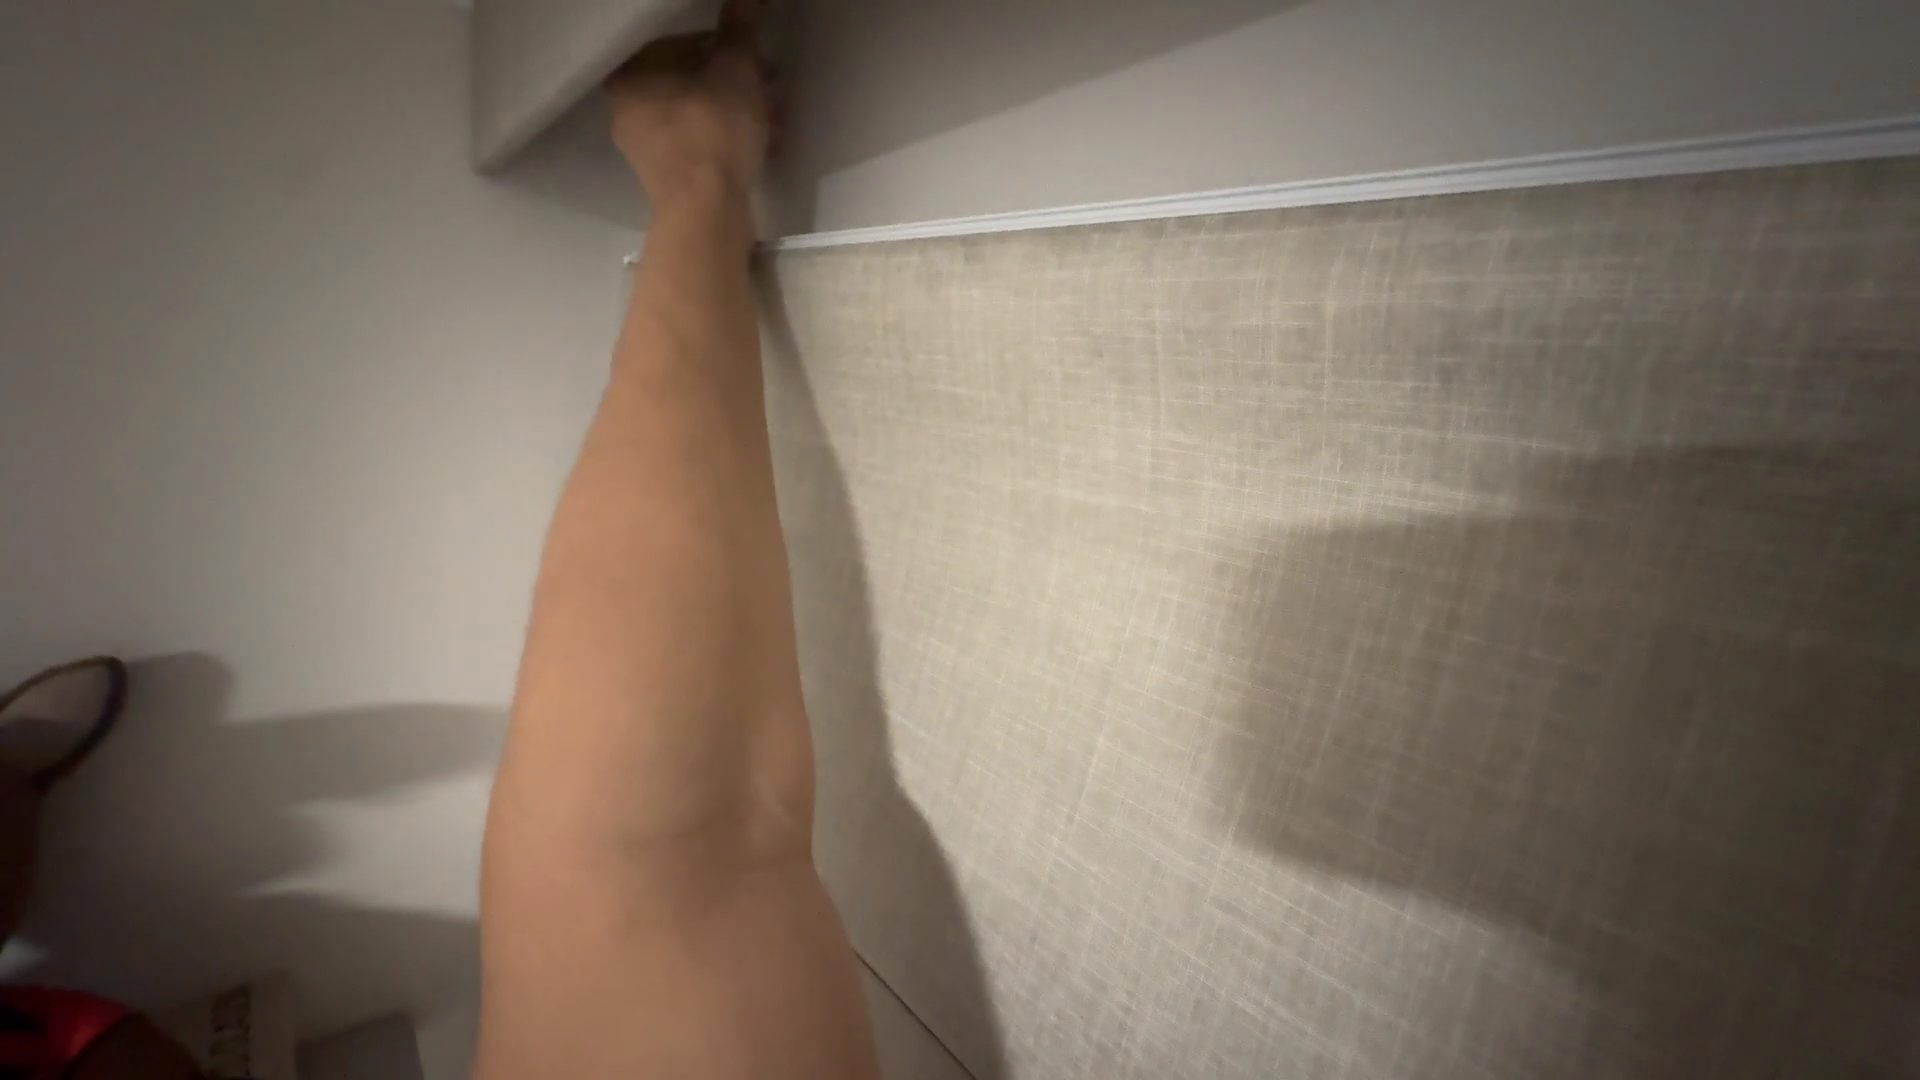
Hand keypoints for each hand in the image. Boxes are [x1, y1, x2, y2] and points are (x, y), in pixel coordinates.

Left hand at [606, 0, 771, 206]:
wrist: (707, 214)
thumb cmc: (713, 133)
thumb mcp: (735, 71)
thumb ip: (741, 31)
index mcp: (631, 74)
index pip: (681, 44)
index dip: (725, 46)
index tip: (756, 58)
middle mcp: (630, 112)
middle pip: (692, 84)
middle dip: (736, 85)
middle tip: (771, 89)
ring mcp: (649, 154)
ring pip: (701, 120)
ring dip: (739, 116)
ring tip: (775, 122)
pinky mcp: (673, 186)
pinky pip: (704, 152)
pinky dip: (731, 146)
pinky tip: (763, 149)